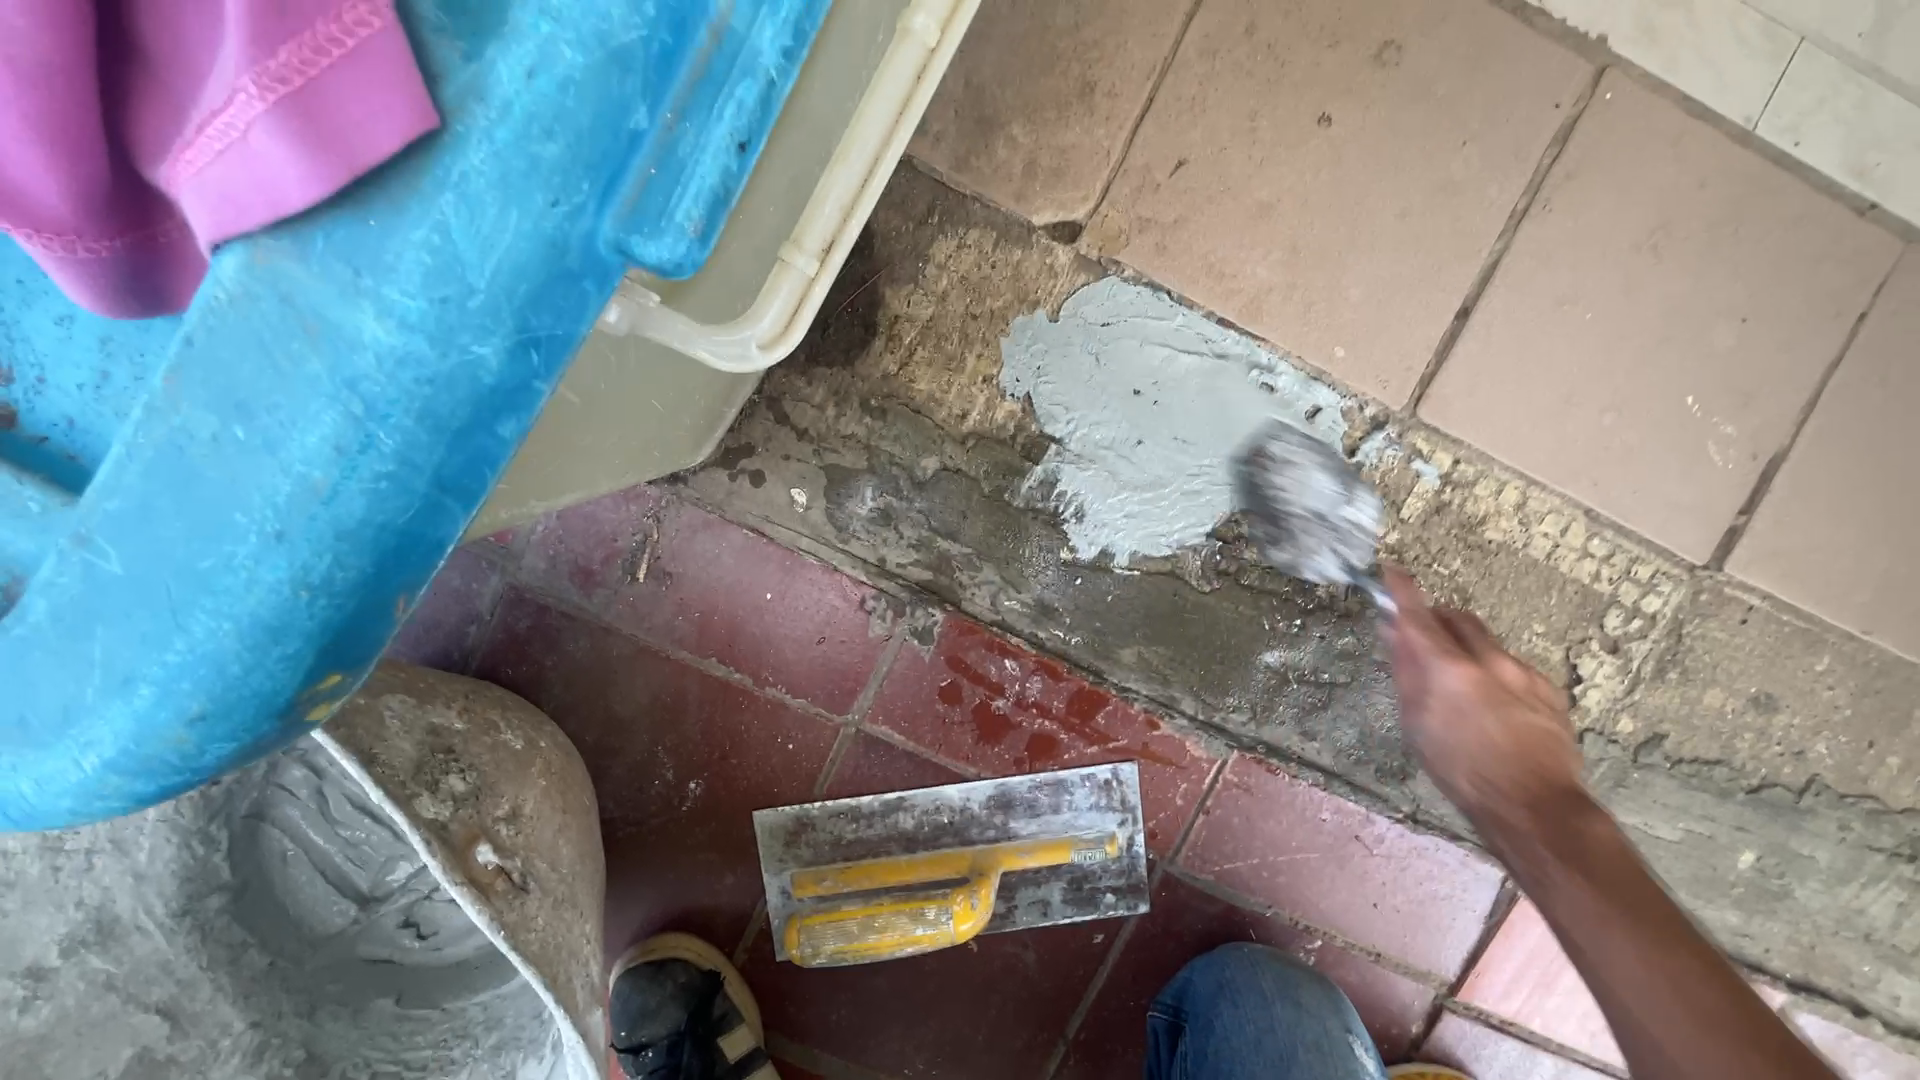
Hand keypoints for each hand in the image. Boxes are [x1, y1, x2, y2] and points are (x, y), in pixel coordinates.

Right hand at [1380, 567, 1585, 842]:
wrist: (1534, 805)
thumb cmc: (1460, 769)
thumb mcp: (1417, 722)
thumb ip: (1406, 672)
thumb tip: (1394, 632)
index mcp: (1449, 669)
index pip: (1418, 616)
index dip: (1402, 591)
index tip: (1391, 571)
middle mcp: (1489, 660)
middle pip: (1458, 619)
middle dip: (1438, 620)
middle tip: (1423, 639)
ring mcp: (1524, 673)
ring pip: (1487, 643)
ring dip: (1466, 649)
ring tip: (1460, 685)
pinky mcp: (1549, 690)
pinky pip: (1512, 667)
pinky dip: (1494, 673)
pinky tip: (1493, 707)